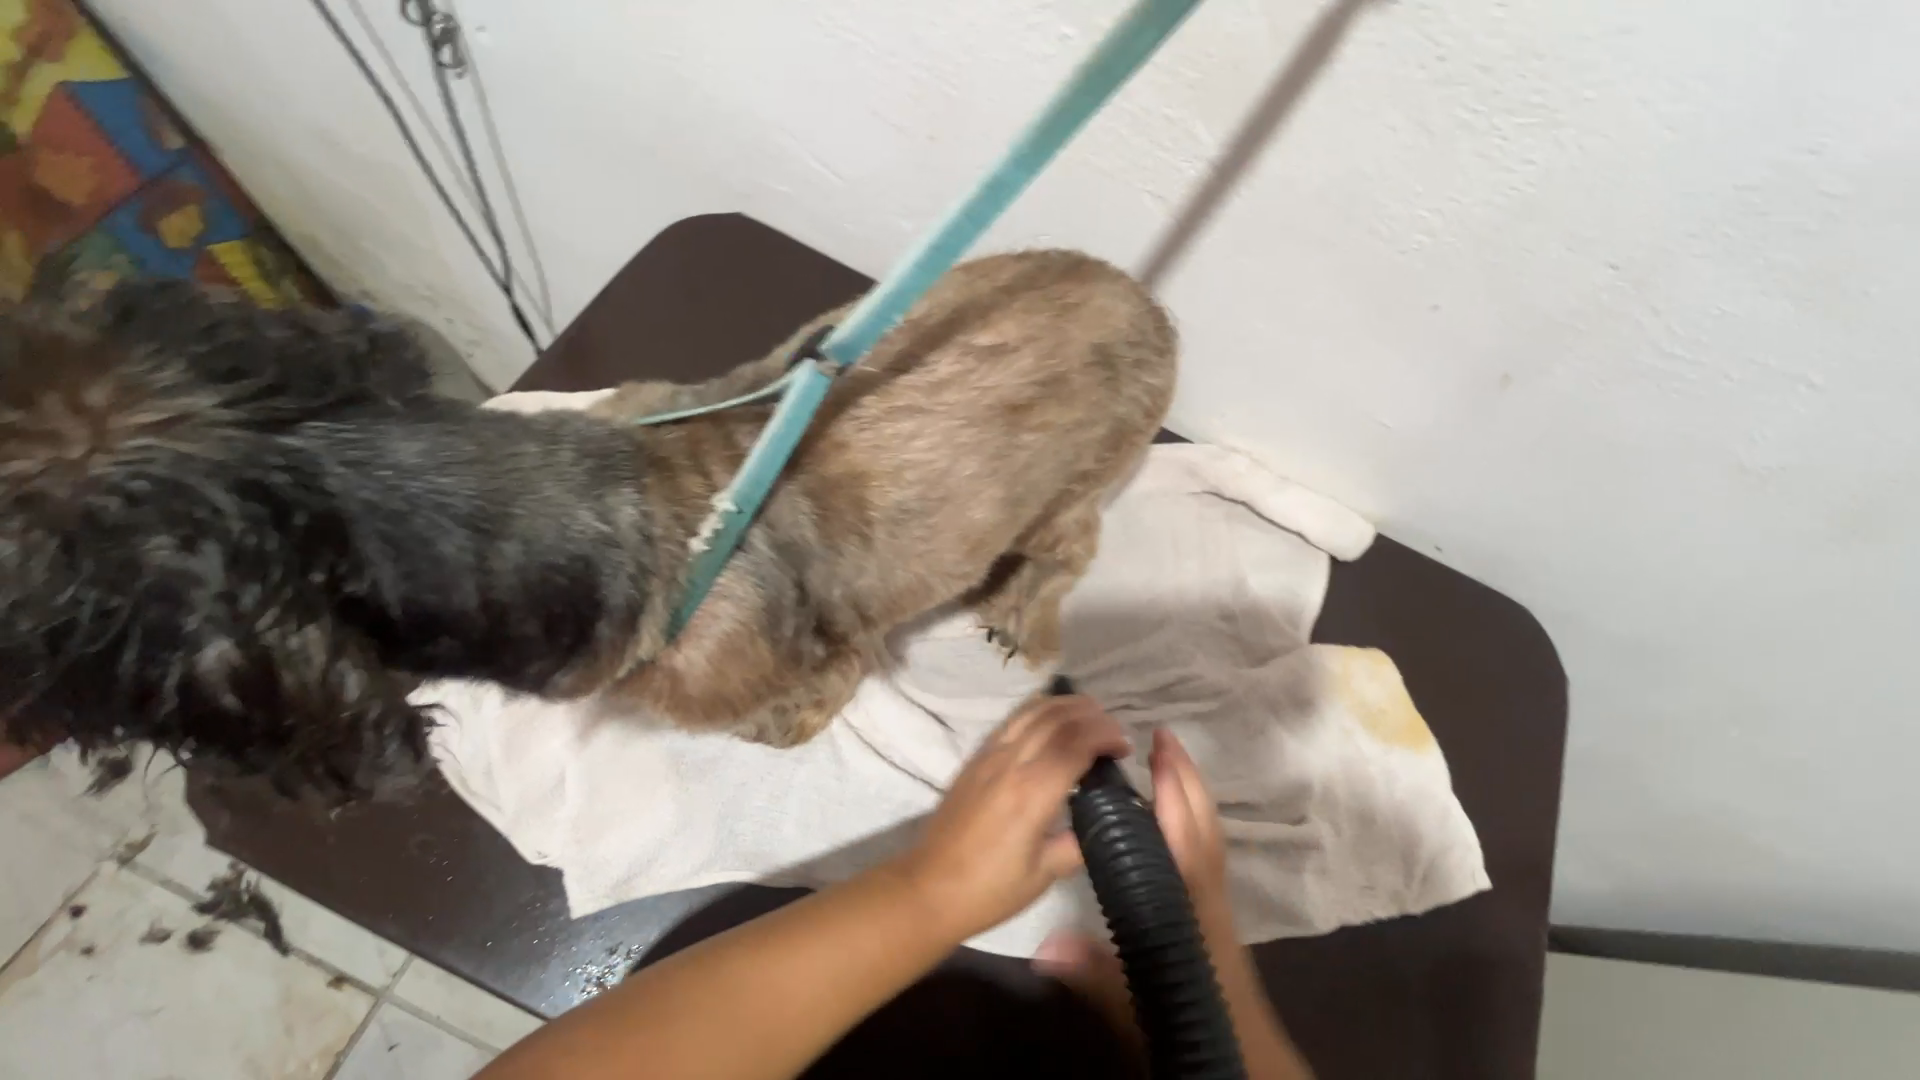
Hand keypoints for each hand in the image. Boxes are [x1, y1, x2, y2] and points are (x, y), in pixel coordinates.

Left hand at [891, 695, 1131, 941]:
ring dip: (1063, 705)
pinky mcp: (974, 759)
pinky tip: (1049, 719)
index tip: (1124, 746)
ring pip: (1030, 712)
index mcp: (1032, 793)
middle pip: (1055, 719)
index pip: (1075, 744)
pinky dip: (1037, 711)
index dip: (1105, 736)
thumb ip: (1077, 844)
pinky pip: (1011, 722)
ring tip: (1089, 713)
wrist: (929, 887)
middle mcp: (1010, 764)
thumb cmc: (989, 889)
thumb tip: (1102, 825)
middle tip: (1113, 728)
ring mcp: (988, 757)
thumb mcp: (1044, 874)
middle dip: (1090, 715)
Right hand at [1035, 728, 1232, 1020]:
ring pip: (1209, 833)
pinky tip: (1172, 819)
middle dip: (1186, 777)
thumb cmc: (1188, 1019)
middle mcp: (1206, 891)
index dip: (1174, 789)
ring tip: (1167, 763)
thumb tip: (1045, 947)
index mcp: (1189, 902)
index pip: (1184, 834)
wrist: (1241, 1055)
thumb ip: (1094, 972)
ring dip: (1191, 793)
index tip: (1159, 746)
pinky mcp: (1214, 911)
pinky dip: (1193, 819)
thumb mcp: (1135, 1004)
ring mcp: (1215, 899)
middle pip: (1203, 823)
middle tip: (1163, 737)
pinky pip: (1207, 848)